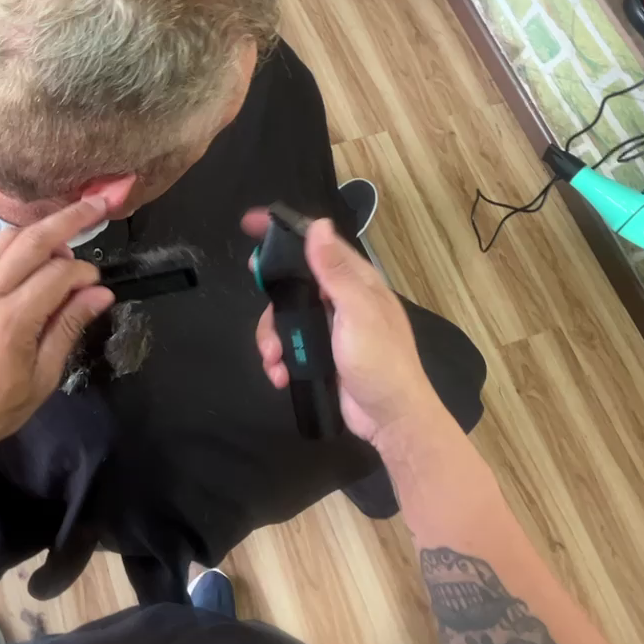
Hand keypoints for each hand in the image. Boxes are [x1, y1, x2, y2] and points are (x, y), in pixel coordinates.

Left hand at [0, 198, 115, 465]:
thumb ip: (69, 327)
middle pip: (33, 239)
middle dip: (69, 218)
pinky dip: (9, 245)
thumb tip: (100, 293)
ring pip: (6, 238)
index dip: (84, 273)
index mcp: (13, 319)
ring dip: (37, 231)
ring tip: (60, 244)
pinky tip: (23, 256)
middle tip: (95, 205)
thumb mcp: (42, 379)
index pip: (59, 273)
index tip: (96, 286)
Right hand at [245, 210, 446, 446]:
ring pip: (285, 316)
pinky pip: (288, 345)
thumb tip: (319, 225)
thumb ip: (335, 271)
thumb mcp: (358, 312)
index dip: (285, 231)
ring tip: (273, 358)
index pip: (317, 242)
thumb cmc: (380, 361)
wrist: (391, 420)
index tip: (252, 223)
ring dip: (271, 336)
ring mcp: (329, 327)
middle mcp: (340, 298)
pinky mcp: (319, 354)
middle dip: (271, 294)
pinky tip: (280, 374)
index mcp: (355, 280)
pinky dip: (278, 358)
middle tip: (257, 294)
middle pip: (292, 281)